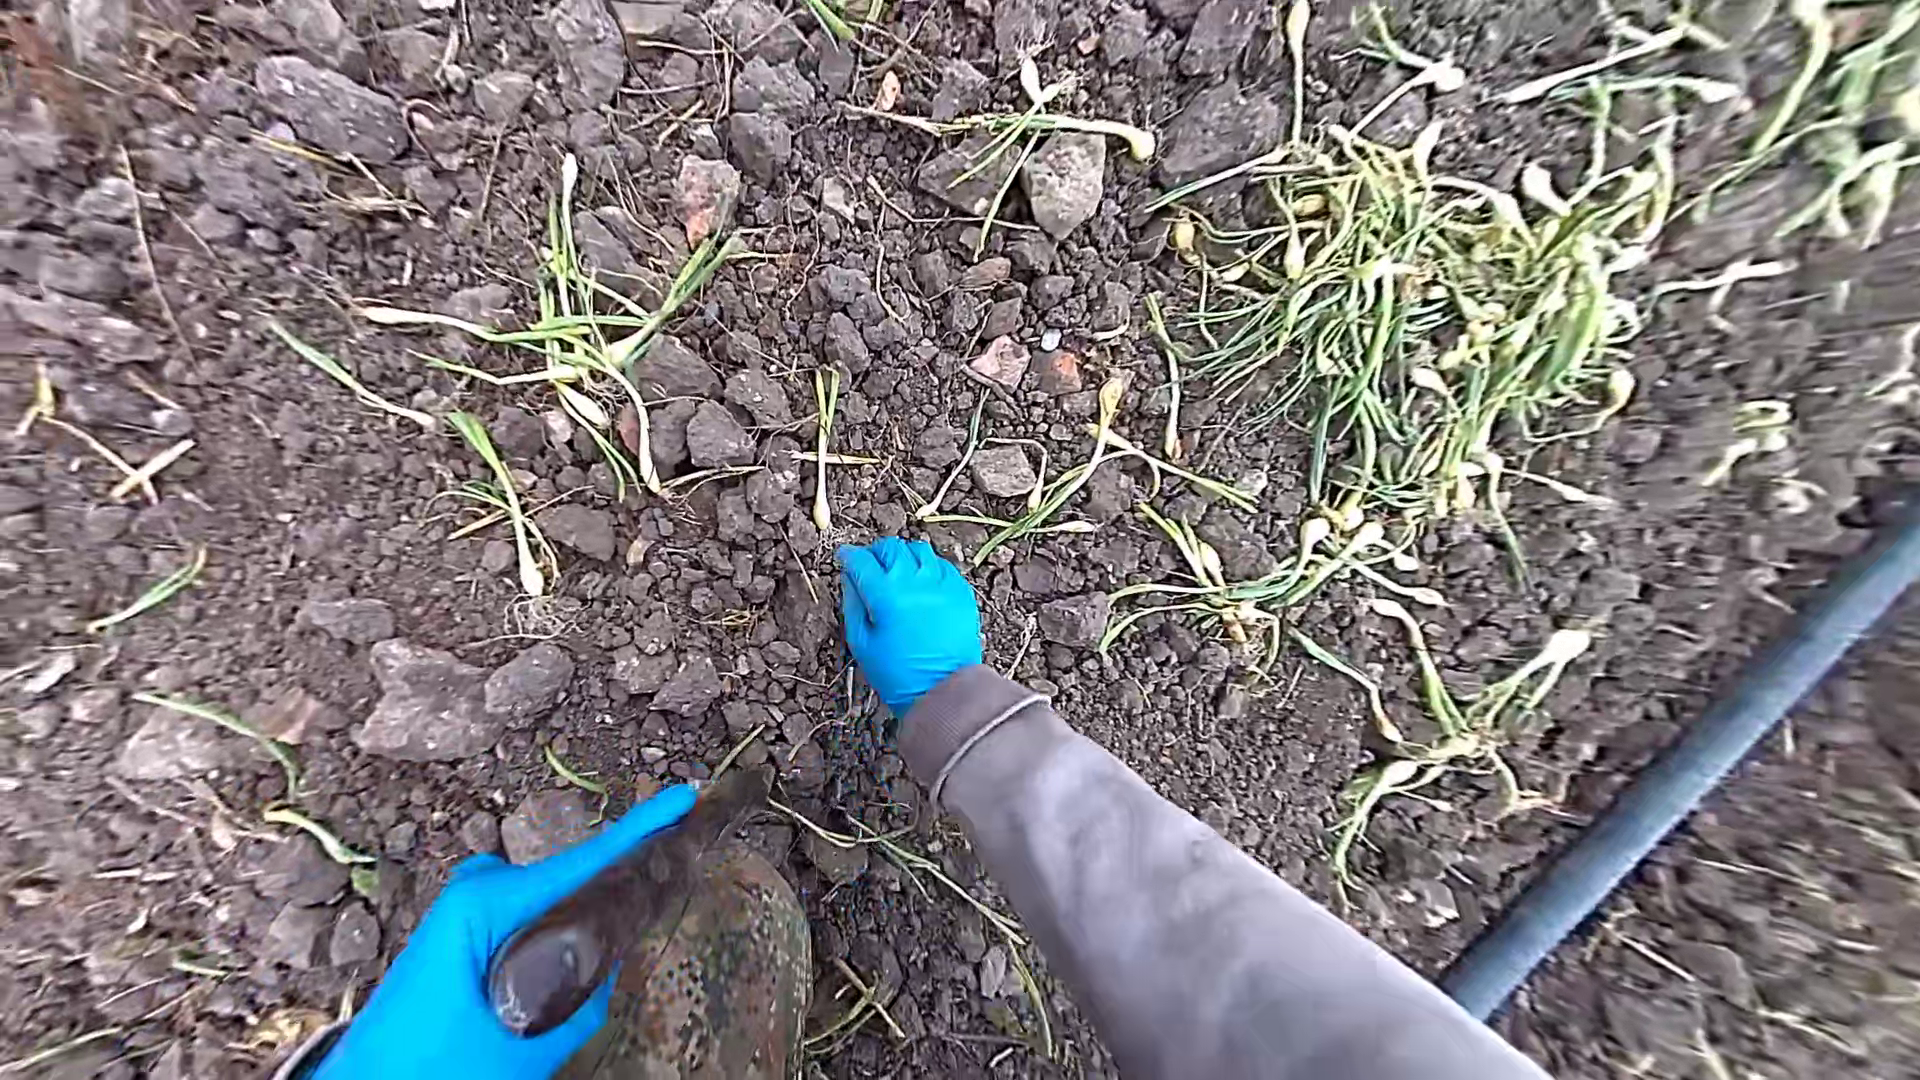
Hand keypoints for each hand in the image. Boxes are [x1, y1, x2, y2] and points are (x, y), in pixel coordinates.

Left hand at [312, 785, 697, 1079]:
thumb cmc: (433, 1075)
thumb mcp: (526, 1045)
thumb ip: (587, 995)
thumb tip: (612, 957)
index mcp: (490, 902)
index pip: (589, 858)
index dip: (645, 826)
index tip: (684, 798)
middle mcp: (483, 885)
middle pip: (576, 875)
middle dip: (611, 896)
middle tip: (620, 941)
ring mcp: (472, 897)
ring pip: (555, 897)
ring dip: (577, 923)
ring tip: (546, 995)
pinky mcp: (465, 916)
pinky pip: (532, 908)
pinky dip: (551, 930)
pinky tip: (532, 979)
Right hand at [838, 537, 982, 715]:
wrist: (944, 691)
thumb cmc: (899, 674)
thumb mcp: (862, 643)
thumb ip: (853, 605)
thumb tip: (850, 577)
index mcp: (886, 595)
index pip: (861, 561)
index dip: (849, 557)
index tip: (846, 558)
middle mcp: (915, 581)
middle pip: (890, 547)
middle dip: (876, 553)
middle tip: (871, 566)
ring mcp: (941, 583)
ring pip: (918, 550)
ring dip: (903, 556)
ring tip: (898, 572)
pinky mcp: (960, 590)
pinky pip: (942, 565)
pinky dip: (928, 567)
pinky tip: (922, 582)